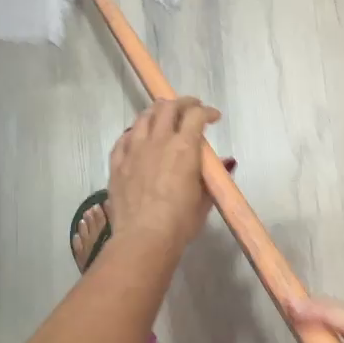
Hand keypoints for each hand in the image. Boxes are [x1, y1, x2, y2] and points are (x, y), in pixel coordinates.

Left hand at [108, 97, 219, 250]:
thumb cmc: (180, 222)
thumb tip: (226, 163)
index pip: (196, 115)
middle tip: (191, 108)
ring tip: (163, 115)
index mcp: (184, 147)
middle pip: (168, 107)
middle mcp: (159, 141)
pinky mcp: (117, 163)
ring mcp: (134, 150)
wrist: (143, 239)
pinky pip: (123, 138)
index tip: (214, 117)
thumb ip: (212, 177)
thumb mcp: (204, 199)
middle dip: (183, 103)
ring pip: (144, 117)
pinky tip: (137, 137)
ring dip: (157, 112)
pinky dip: (134, 133)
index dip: (207, 112)